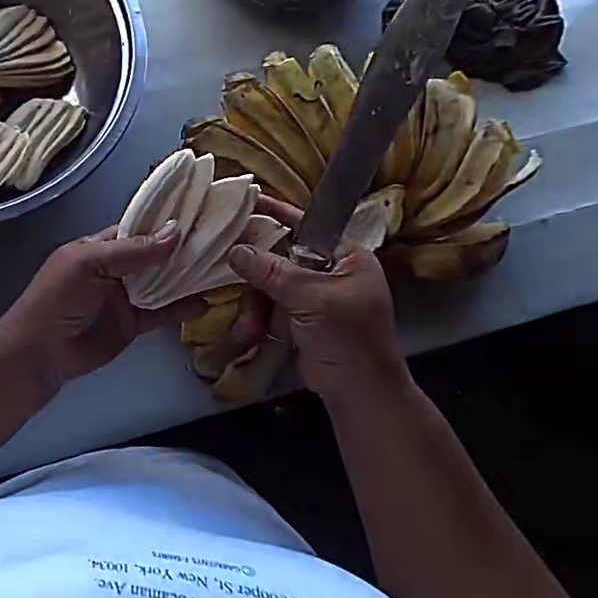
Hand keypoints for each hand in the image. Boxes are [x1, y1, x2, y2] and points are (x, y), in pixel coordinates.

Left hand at [0, 223, 204, 388]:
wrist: (39, 353)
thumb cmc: (56, 300)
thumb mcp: (90, 265)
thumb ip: (134, 251)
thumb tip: (176, 231)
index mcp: (101, 247)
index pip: (139, 228)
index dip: (166, 221)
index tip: (199, 212)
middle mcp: (117, 268)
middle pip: (157, 255)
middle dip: (184, 249)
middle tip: (219, 239)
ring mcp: (126, 296)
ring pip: (164, 282)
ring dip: (188, 276)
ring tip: (220, 267)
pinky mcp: (133, 323)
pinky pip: (163, 312)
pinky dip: (183, 308)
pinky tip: (206, 301)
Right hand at [225, 198, 409, 402]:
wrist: (361, 393)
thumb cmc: (348, 339)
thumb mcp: (312, 300)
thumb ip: (273, 273)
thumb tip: (236, 250)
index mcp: (347, 257)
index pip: (309, 227)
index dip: (279, 216)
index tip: (250, 203)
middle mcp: (332, 273)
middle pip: (282, 259)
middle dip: (259, 279)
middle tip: (236, 282)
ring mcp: (316, 299)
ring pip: (272, 287)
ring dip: (256, 307)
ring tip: (250, 329)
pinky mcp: (302, 321)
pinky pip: (272, 309)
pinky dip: (261, 320)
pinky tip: (253, 334)